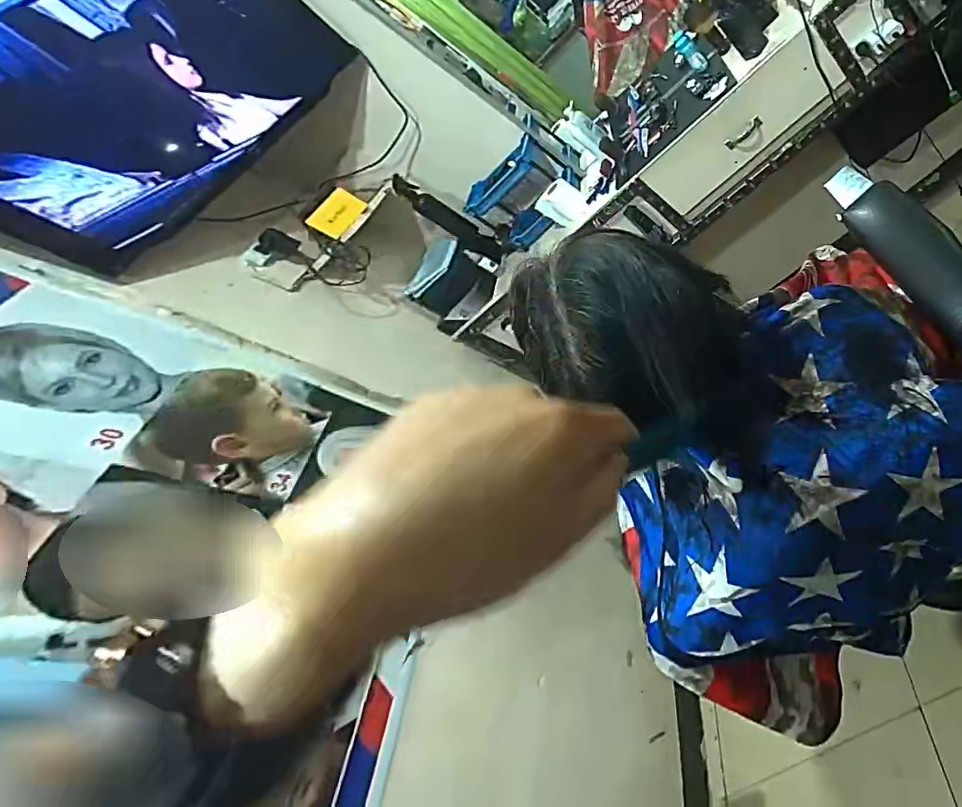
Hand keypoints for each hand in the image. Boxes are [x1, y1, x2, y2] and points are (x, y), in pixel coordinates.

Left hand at [200, 386, 633, 732]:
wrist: (346, 565)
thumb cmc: (470, 560)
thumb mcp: (558, 539)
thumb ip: (603, 488)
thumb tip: (611, 458)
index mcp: (565, 427)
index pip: (615, 423)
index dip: (615, 450)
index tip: (596, 481)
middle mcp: (524, 397)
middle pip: (563, 420)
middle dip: (559, 452)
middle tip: (528, 502)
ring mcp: (470, 396)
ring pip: (515, 419)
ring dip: (514, 446)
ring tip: (473, 498)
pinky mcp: (422, 406)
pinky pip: (470, 420)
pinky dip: (470, 444)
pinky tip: (436, 486)